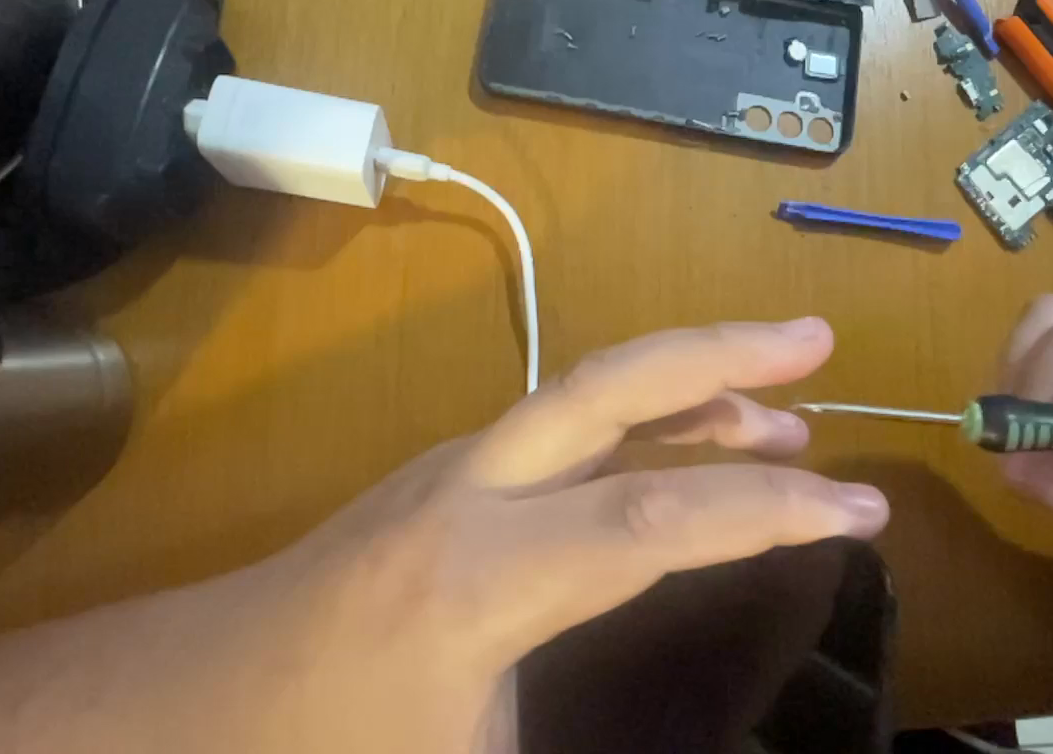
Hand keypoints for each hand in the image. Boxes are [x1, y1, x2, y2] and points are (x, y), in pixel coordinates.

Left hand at [262, 318, 888, 751]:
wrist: (192, 703)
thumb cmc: (324, 745)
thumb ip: (587, 740)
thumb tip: (701, 740)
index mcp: (481, 574)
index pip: (650, 516)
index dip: (764, 509)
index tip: (861, 512)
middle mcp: (479, 488)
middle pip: (612, 384)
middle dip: (721, 352)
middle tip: (818, 339)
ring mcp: (466, 465)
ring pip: (596, 392)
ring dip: (696, 383)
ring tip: (791, 398)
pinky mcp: (462, 471)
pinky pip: (576, 424)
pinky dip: (651, 418)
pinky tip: (698, 435)